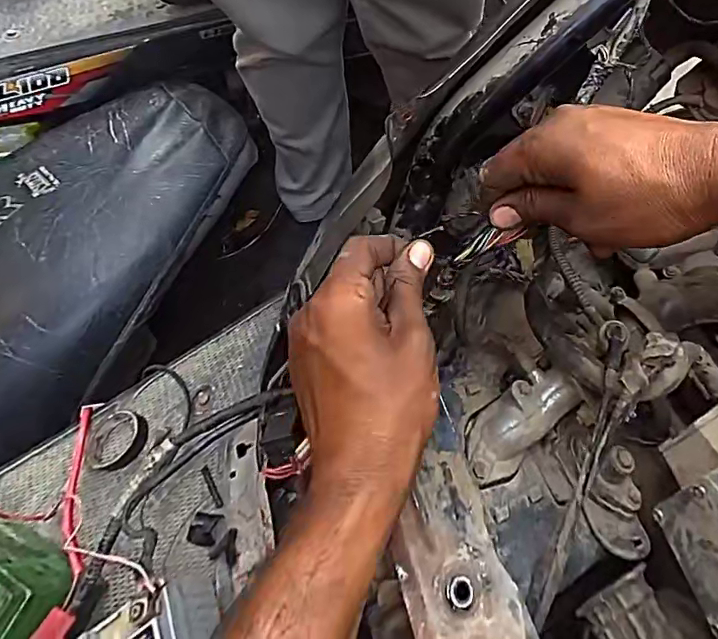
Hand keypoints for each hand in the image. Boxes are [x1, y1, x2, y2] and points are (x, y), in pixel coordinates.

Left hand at [288, 236, 439, 504]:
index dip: (392, 246)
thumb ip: (410, 288)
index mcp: (336, 302)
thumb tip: (415, 255)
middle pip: (347, 271)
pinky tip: (379, 350)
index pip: (360, 247)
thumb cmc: (387, 417)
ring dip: (369, 301)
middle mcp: (310, 315)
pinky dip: (353, 323)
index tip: (414, 256)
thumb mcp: (412, 340)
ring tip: (399, 332)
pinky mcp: (303, 359)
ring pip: (338, 298)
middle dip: (382, 277)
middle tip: (414, 297)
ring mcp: (302, 338)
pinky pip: (329, 323)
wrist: (359, 472)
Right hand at [480, 105, 717, 249]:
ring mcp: (591, 119)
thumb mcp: (582, 218)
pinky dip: (585, 180)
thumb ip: (535, 210)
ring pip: (557, 161)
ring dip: (563, 194)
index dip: (497, 205)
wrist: (714, 169)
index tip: (505, 228)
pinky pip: (584, 153)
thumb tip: (504, 211)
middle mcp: (562, 122)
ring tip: (588, 228)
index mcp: (544, 142)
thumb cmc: (656, 193)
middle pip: (526, 164)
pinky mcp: (615, 124)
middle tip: (547, 232)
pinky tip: (607, 208)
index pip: (496, 172)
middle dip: (534, 201)